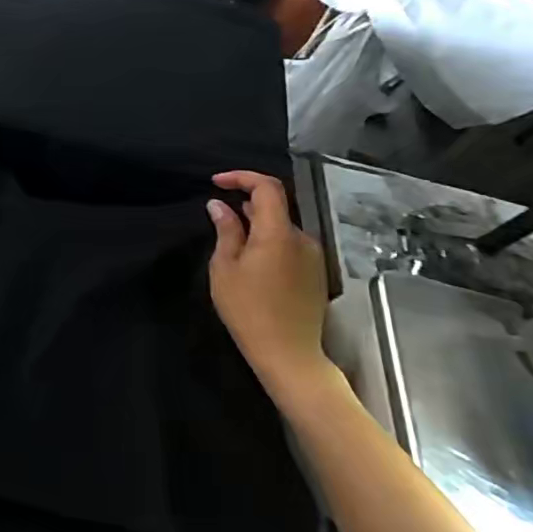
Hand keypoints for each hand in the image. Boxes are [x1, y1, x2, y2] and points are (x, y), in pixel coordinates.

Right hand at [206, 171, 331, 392]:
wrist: (289, 354)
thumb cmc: (249, 310)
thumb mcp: (225, 269)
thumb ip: (225, 230)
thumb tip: (218, 205)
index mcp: (278, 233)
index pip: (266, 186)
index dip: (241, 177)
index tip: (216, 182)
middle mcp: (302, 238)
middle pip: (277, 205)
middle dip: (248, 201)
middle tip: (221, 213)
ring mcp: (313, 256)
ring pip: (283, 226)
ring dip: (259, 223)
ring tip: (234, 238)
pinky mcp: (316, 273)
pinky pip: (291, 245)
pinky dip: (271, 241)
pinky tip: (254, 260)